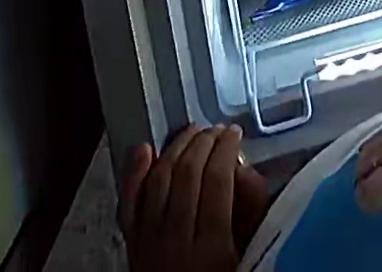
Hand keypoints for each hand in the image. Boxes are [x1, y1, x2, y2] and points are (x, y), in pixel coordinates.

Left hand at [120, 124, 269, 271]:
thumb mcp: (250, 252)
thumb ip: (252, 210)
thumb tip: (244, 168)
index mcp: (212, 249)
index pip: (217, 180)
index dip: (226, 148)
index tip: (235, 132)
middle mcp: (176, 241)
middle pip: (187, 173)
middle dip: (205, 141)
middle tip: (218, 129)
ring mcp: (149, 242)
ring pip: (160, 179)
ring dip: (177, 146)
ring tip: (194, 131)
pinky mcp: (132, 245)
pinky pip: (129, 203)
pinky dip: (135, 172)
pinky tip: (146, 148)